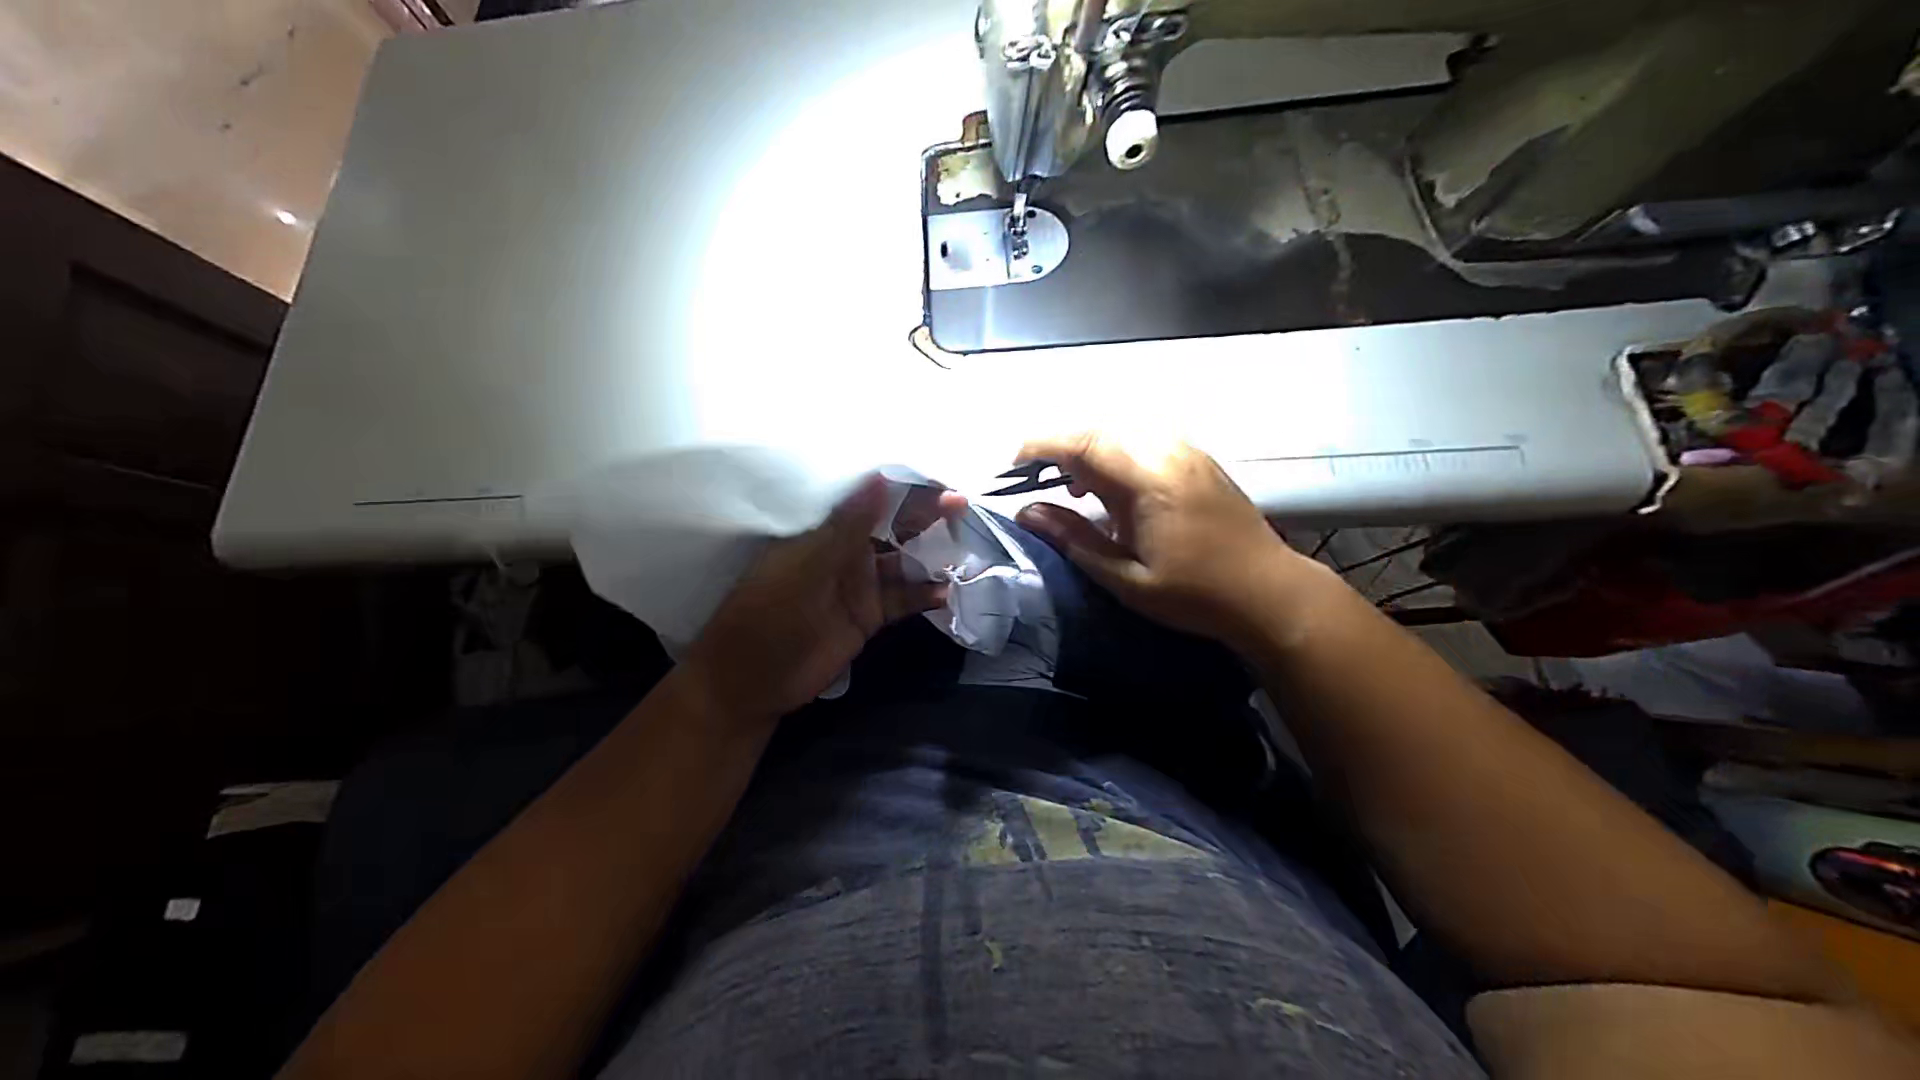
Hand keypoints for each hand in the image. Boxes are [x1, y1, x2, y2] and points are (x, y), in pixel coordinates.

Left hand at [682, 474, 968, 726]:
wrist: (751, 683)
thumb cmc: (767, 616)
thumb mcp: (804, 568)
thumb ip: (846, 527)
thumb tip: (880, 477)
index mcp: (823, 529)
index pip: (869, 498)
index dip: (903, 487)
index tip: (939, 481)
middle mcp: (845, 550)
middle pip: (892, 525)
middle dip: (926, 515)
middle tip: (962, 508)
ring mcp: (860, 583)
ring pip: (904, 560)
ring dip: (932, 554)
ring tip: (966, 549)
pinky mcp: (870, 614)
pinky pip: (905, 598)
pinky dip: (925, 594)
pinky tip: (947, 592)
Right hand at [1012, 434, 1337, 648]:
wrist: (1270, 594)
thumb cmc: (1195, 595)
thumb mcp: (1126, 577)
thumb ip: (1074, 539)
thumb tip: (1026, 512)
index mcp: (1149, 480)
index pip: (1084, 443)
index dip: (1042, 447)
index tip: (1013, 467)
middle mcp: (1170, 454)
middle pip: (1102, 431)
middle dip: (1062, 449)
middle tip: (1038, 483)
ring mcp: (1189, 455)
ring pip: (1125, 433)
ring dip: (1091, 452)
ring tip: (1073, 490)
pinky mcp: (1201, 463)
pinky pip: (1148, 442)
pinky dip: (1118, 455)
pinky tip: (1113, 489)